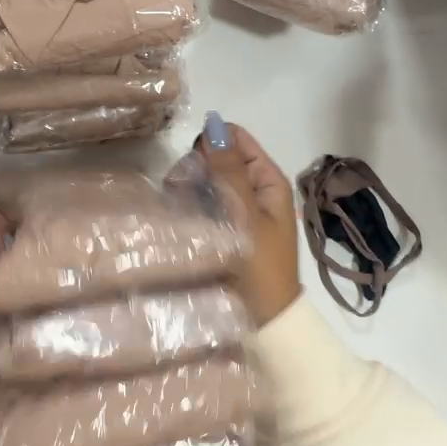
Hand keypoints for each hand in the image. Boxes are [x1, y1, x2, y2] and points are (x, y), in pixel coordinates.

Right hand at [197, 113, 301, 324]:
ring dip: (187, 189)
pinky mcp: (221, 230)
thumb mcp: (245, 214)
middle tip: (184, 192)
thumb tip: (215, 123)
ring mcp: (236, 210)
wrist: (261, 322)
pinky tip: (178, 220)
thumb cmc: (258, 265)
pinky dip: (187, 207)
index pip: (237, 140)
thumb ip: (228, 168)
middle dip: (196, 169)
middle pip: (216, 159)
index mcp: (268, 181)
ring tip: (180, 210)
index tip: (193, 162)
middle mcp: (253, 190)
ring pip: (203, 181)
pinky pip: (199, 204)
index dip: (212, 144)